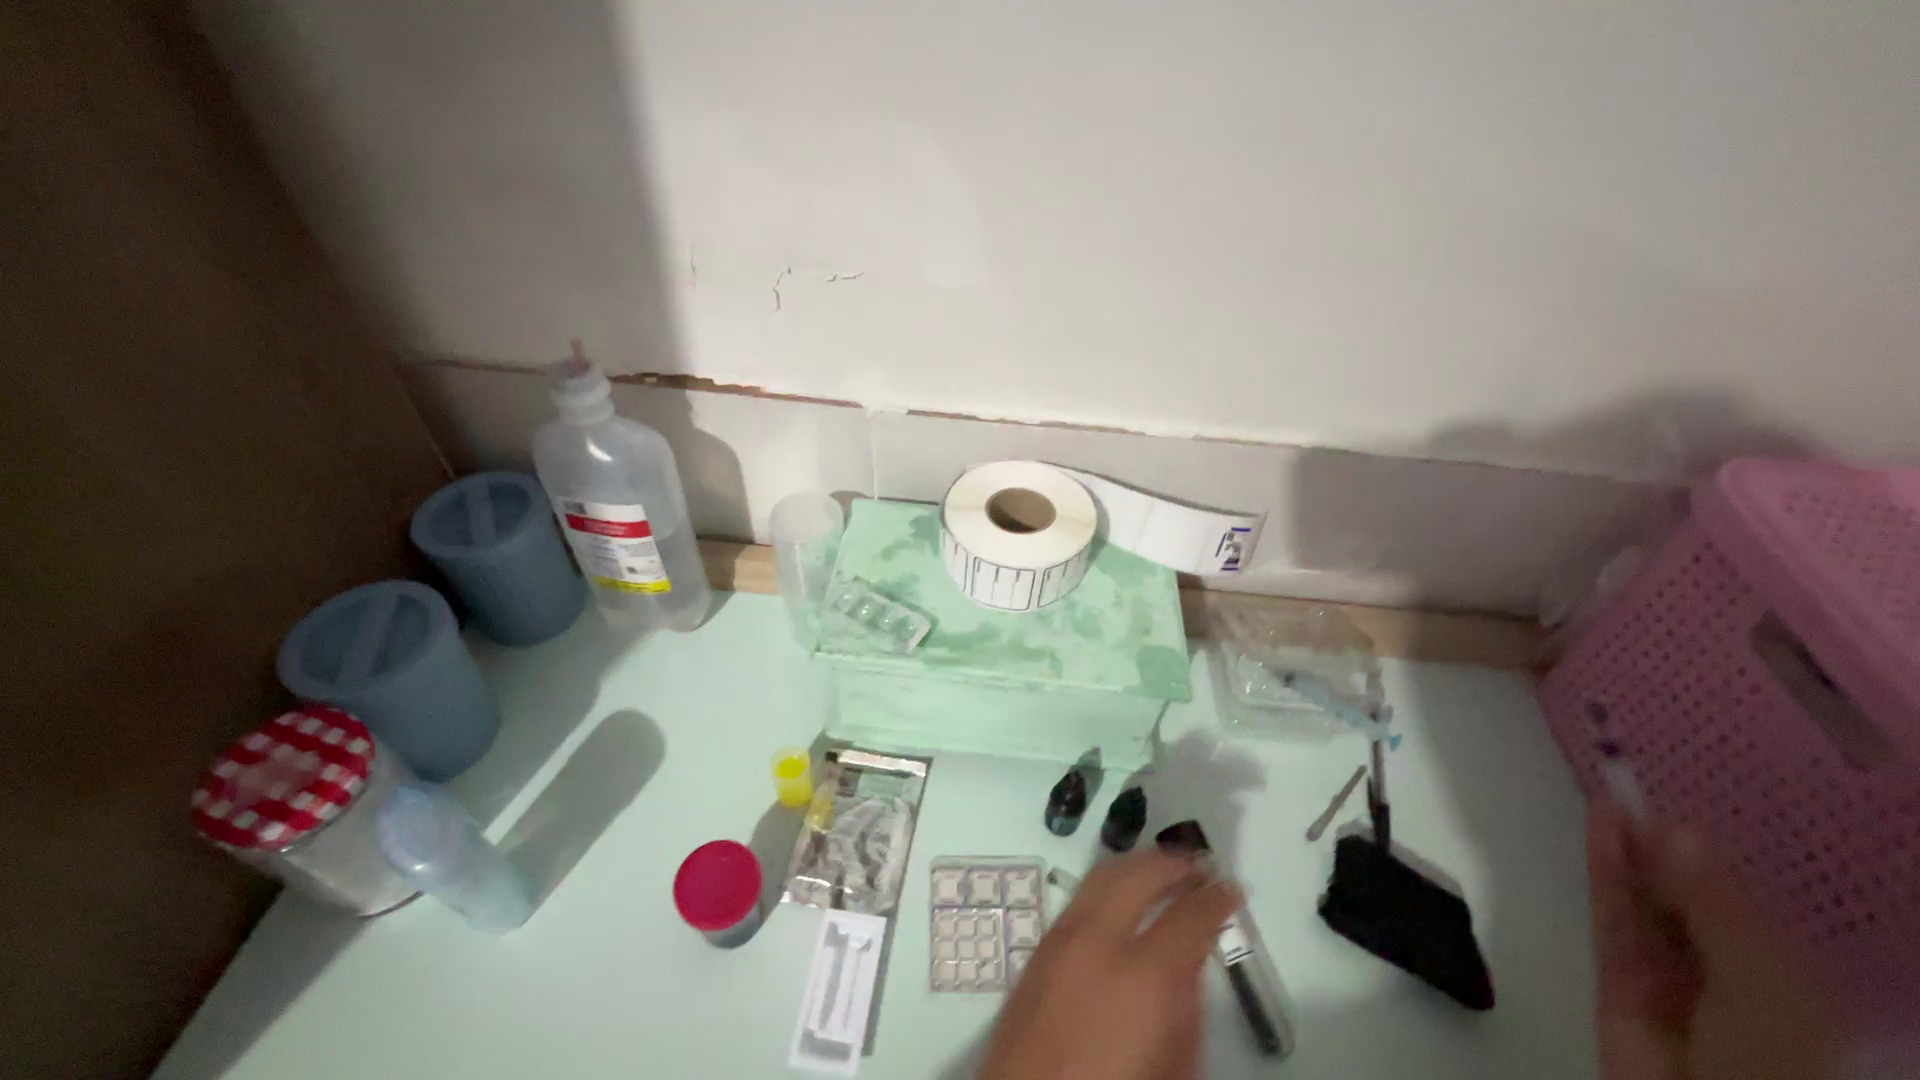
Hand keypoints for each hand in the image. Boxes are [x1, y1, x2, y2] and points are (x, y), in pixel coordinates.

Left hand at [978, 851, 1242, 1079]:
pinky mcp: (1035, 953)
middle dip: (1174, 864)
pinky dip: (1106, 887)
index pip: (1191, 915)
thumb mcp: (1175, 1065)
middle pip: (1140, 874)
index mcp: (1144, 977)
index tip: (1229, 890)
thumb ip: (1186, 1008)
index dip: (1217, 898)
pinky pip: (1077, 899)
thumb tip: (1187, 964)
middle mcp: (1097, 943)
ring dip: (1137, 868)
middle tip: (1199, 868)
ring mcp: (1059, 942)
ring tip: (1163, 876)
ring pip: (1101, 876)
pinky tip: (1121, 902)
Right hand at [1588, 803, 1835, 1079]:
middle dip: (1667, 848)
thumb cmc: (1767, 1061)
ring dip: (1629, 850)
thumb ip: (1715, 905)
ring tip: (1613, 795)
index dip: (1718, 857)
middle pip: (1691, 898)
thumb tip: (1675, 829)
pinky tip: (1602, 831)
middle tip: (1640, 788)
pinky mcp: (1616, 979)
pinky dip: (1605, 872)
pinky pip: (1612, 917)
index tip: (1689, 801)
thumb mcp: (1760, 982)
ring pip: (1647, 902)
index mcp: (1786, 981)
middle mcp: (1728, 974)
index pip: (1749, 905)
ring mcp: (1669, 977)